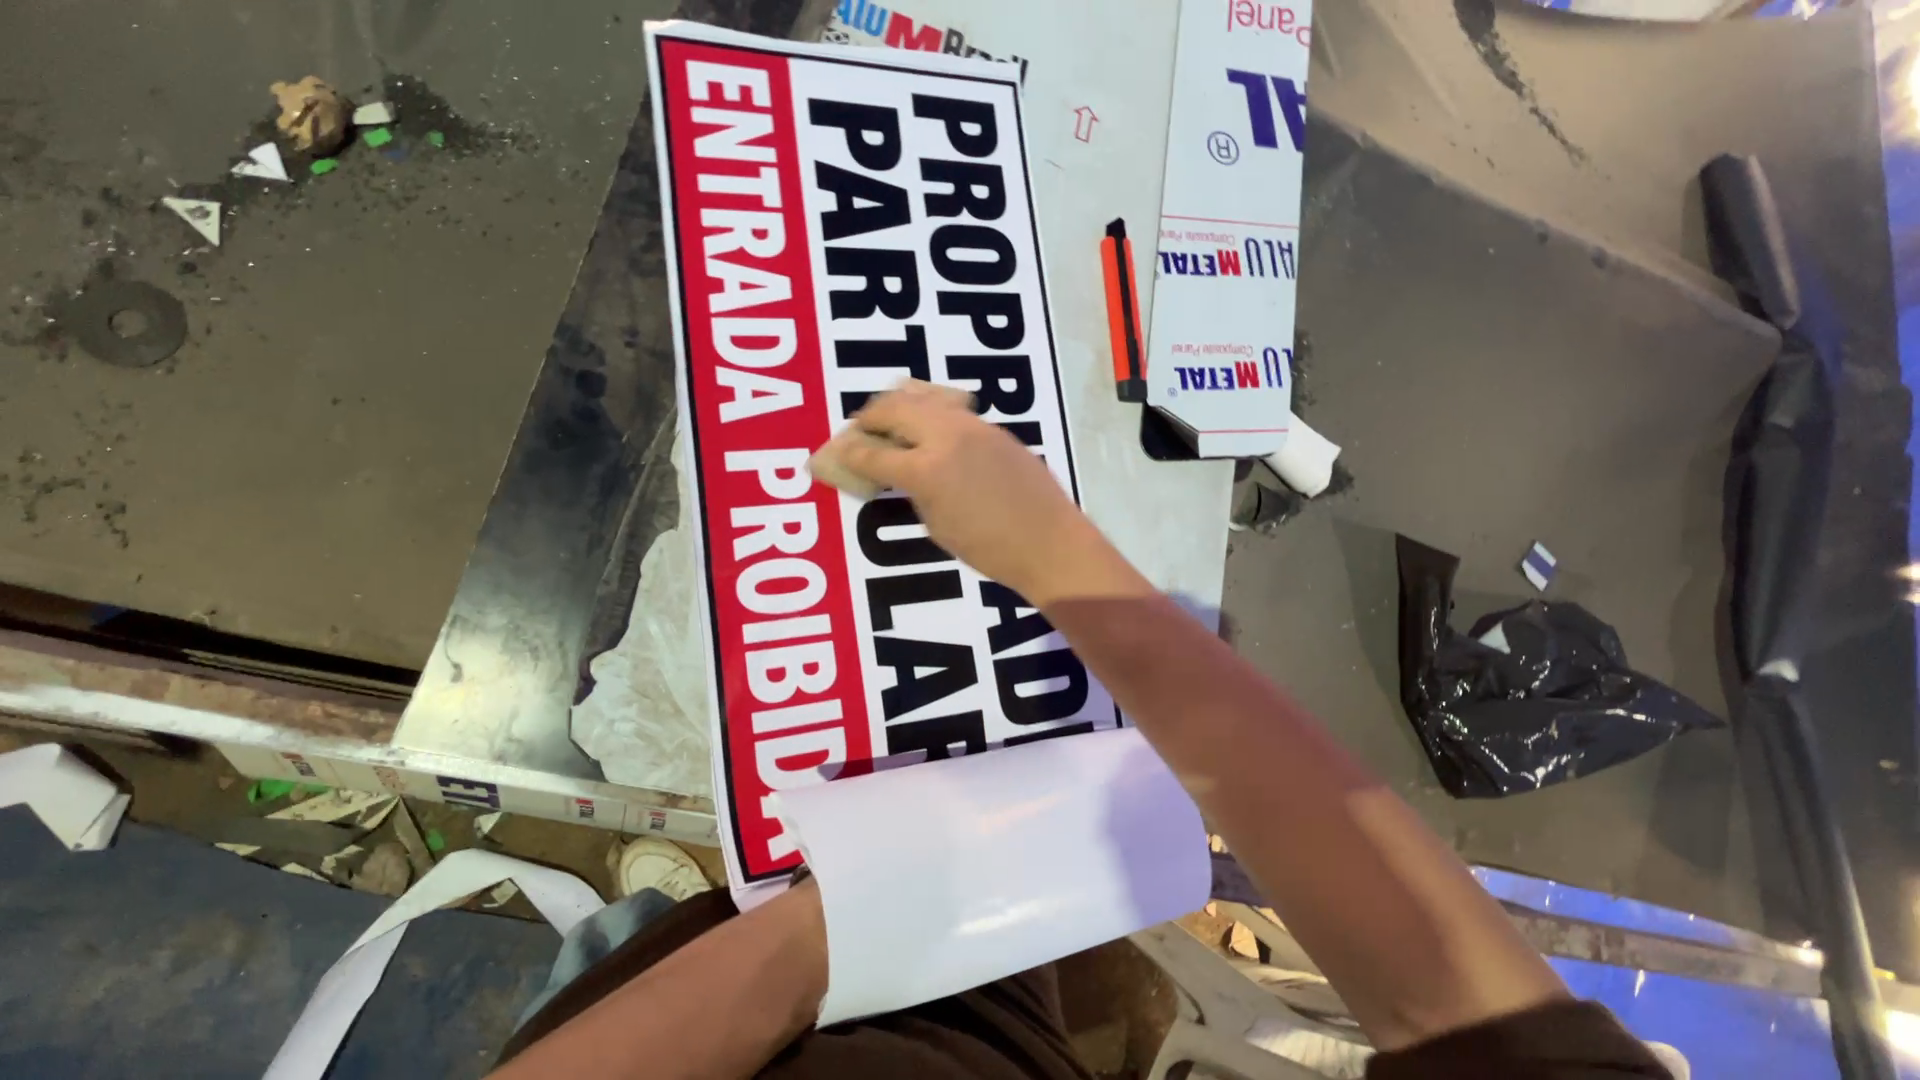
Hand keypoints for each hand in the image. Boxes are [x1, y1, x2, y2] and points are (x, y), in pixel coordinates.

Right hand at [835, 382, 1148, 606]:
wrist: (1050, 543)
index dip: (847, 454)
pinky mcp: (994, 429)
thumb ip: (911, 491)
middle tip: (858, 431)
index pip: (873, 453)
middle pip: (894, 408)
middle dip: (869, 418)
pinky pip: (951, 407)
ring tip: (889, 420)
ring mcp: (973, 426)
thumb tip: (897, 473)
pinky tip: (928, 428)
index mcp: (926, 468)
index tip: (831, 454)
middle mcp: (946, 435)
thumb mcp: (936, 526)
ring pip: (924, 396)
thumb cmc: (989, 549)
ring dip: (900, 405)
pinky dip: (929, 411)